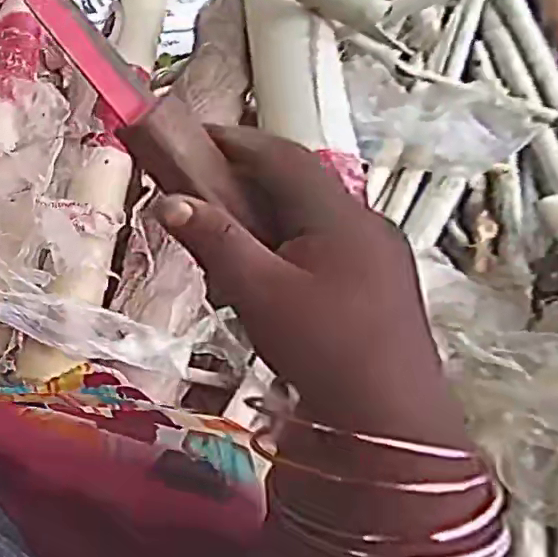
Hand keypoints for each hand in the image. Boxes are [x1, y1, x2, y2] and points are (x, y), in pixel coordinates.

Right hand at [149, 126, 445, 420]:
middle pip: (295, 183)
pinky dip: (275, 241)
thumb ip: (213, 240)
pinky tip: (255, 273)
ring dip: (257, 213)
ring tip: (218, 236)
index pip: (284, 157)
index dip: (235, 140)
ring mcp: (373, 255)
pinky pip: (314, 243)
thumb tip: (169, 201)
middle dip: (241, 178)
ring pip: (303, 214)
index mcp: (341, 220)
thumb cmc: (323, 348)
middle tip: (194, 185)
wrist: (388, 422)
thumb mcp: (257, 290)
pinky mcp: (370, 282)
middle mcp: (364, 227)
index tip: (192, 134)